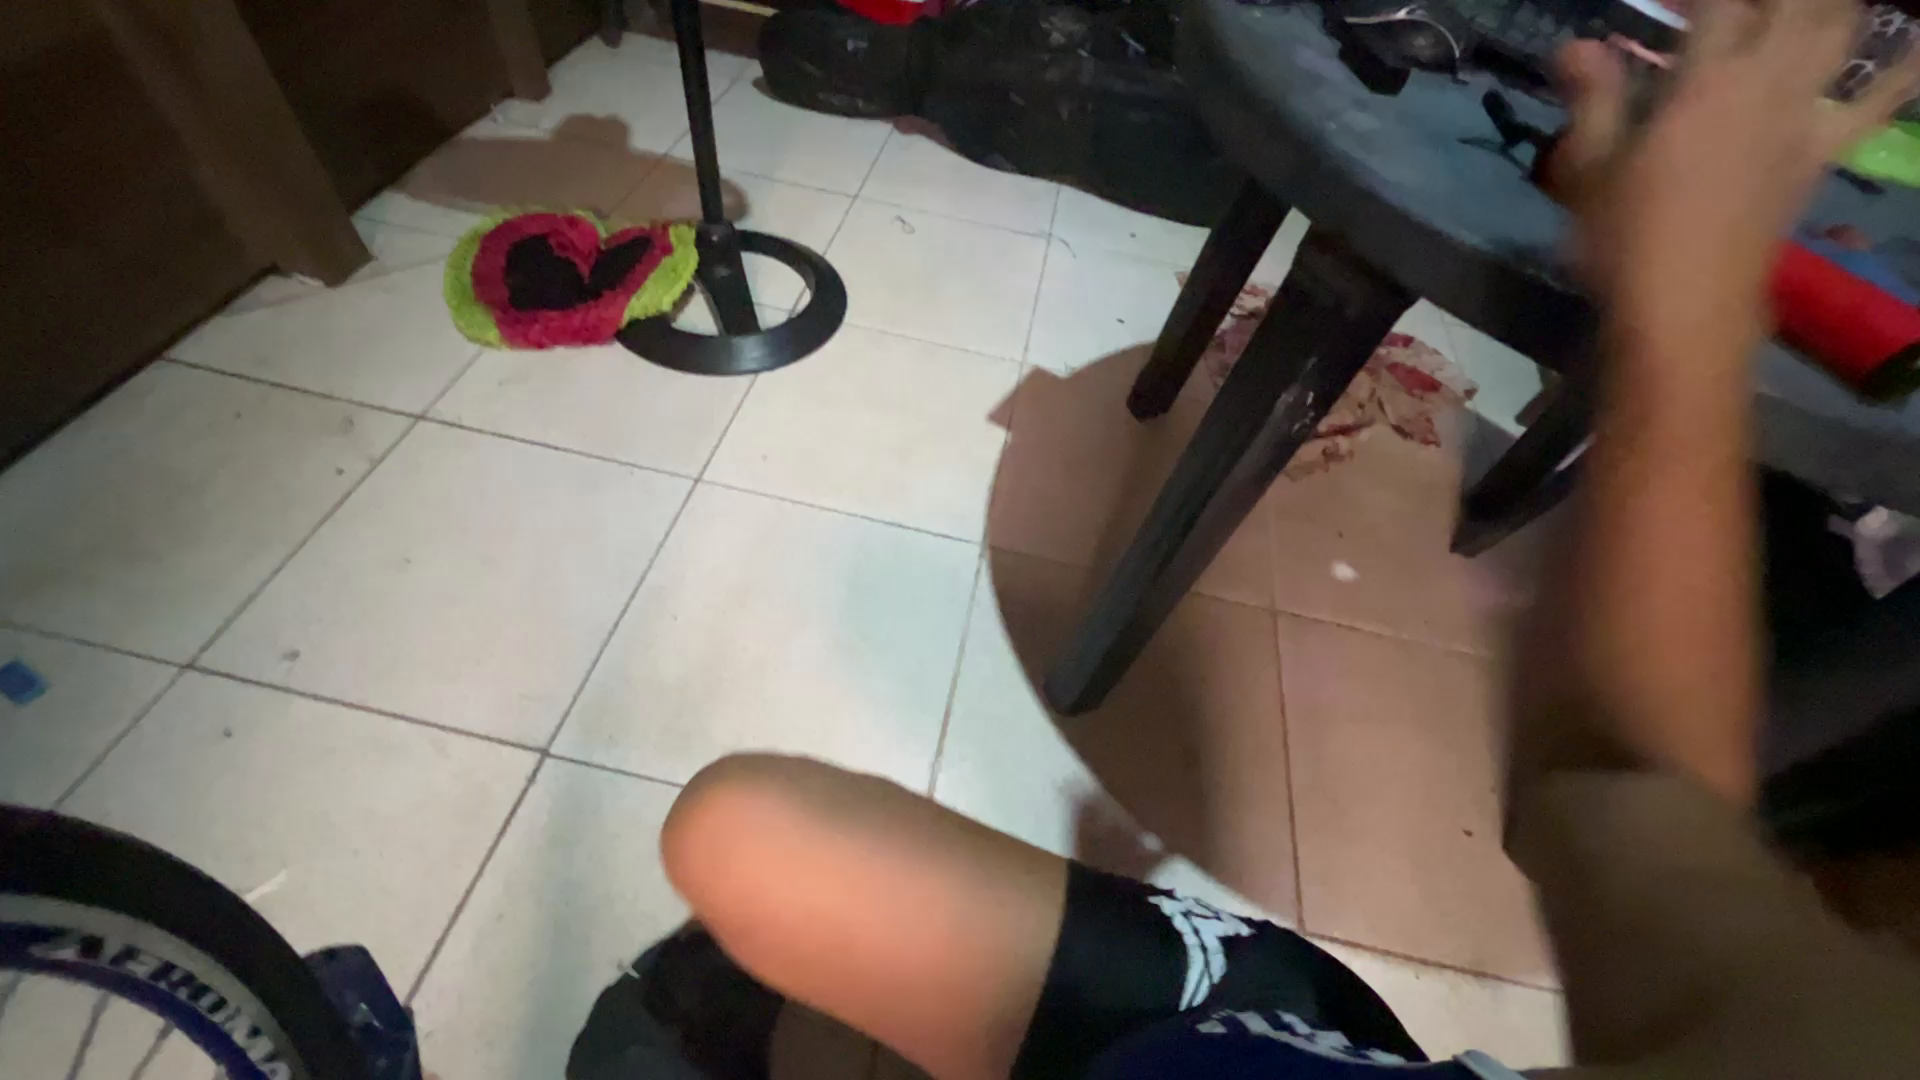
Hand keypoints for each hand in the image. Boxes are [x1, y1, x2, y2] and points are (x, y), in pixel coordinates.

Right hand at [1556, 0, 1919, 353]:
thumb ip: (1592, 102)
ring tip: (1798, 8)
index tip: (1669, 1)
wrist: (1683, 303)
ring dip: (1827, 4)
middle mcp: (1768, 82)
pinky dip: (1907, 59)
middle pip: (1797, 3)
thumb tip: (1577, 46)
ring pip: (1844, 25)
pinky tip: (1913, 38)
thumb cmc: (1620, 240)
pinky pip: (1887, 92)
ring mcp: (1806, 113)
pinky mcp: (1824, 148)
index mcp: (1703, 86)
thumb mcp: (1586, 173)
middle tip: (1734, 9)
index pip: (1718, 4)